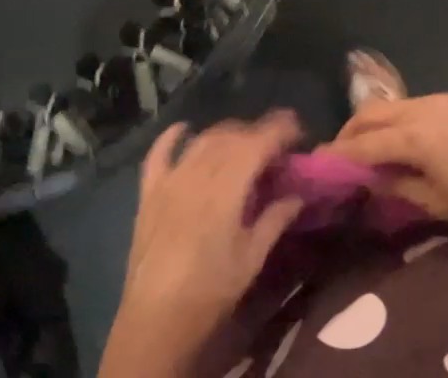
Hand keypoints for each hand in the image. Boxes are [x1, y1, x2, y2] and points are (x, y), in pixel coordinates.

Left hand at [114, 114, 305, 353]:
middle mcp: (197, 174)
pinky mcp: (149, 193)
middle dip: (256, 132)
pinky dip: (171, 137)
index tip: (298, 131)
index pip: (257, 143)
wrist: (156, 319)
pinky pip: (159, 154)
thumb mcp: (252, 258)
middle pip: (230, 136)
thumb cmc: (211, 290)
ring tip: (244, 141)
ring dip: (226, 134)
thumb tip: (297, 195)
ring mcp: (170, 180)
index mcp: (226, 188)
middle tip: (276, 144)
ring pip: (201, 141)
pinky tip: (183, 128)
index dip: (279, 131)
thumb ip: (275, 219)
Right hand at [322, 94, 447, 228]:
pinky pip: (416, 104)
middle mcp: (422, 108)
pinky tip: (404, 138)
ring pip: (393, 105)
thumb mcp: (439, 202)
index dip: (337, 154)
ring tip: (368, 146)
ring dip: (374, 122)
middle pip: (372, 113)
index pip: (364, 144)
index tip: (315, 163)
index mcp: (415, 137)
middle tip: (338, 154)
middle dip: (350, 132)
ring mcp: (440, 98)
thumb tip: (370, 180)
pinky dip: (400, 118)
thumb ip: (398, 186)